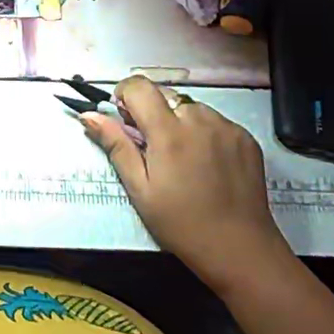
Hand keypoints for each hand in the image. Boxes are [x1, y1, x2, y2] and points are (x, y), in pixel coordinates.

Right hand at [82, 75, 295, 293]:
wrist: (238, 247)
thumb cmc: (180, 223)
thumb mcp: (139, 189)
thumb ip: (116, 146)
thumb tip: (89, 115)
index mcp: (168, 132)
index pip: (140, 86)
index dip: (126, 95)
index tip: (125, 118)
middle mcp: (199, 120)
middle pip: (165, 96)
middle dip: (153, 112)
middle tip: (154, 148)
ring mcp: (226, 126)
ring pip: (191, 108)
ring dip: (180, 122)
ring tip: (184, 159)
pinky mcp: (245, 136)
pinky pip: (216, 121)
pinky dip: (205, 132)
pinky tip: (207, 163)